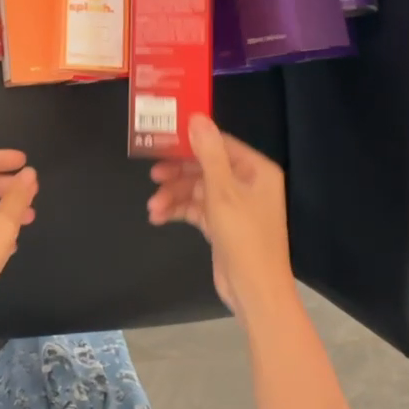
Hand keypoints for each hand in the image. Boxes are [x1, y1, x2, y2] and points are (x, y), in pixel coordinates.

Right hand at [147, 115, 295, 323]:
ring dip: (174, 196)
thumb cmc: (244, 237)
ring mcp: (234, 205)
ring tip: (153, 208)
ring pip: (196, 189)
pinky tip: (158, 218)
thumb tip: (196, 117)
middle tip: (153, 175)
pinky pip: (195, 209)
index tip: (162, 141)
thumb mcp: (223, 192)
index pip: (219, 144)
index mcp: (255, 170)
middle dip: (178, 173)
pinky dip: (177, 211)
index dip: (191, 142)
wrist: (255, 291)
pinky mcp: (221, 225)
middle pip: (204, 166)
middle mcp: (247, 183)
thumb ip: (208, 153)